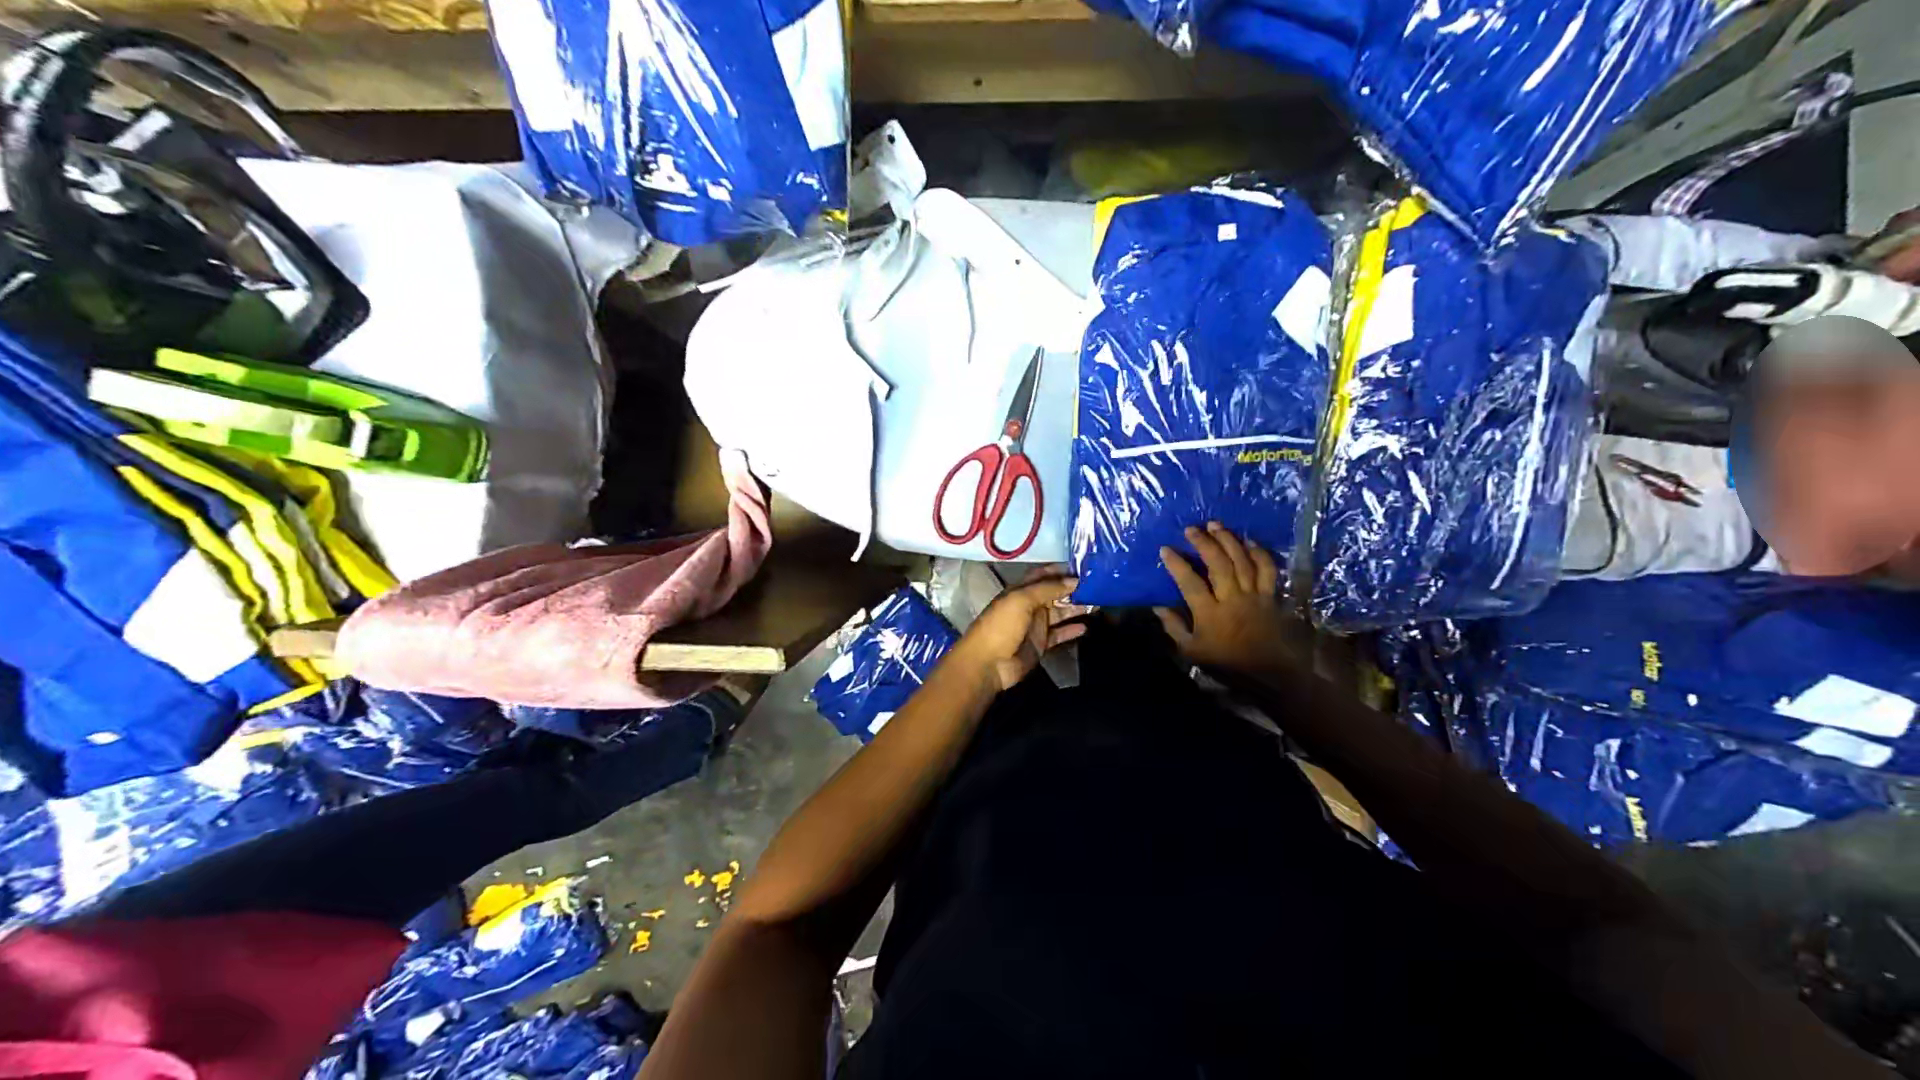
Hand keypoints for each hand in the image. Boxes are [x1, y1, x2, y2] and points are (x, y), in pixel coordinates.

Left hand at [951, 565, 1090, 691]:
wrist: (989, 663)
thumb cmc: (1002, 626)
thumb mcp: (1022, 600)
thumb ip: (1047, 589)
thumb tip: (1073, 581)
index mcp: (1020, 590)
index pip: (1043, 575)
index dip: (1060, 571)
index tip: (1083, 568)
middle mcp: (1029, 605)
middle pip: (1054, 594)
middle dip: (1073, 590)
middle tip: (1098, 586)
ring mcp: (1035, 625)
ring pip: (1060, 613)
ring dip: (1076, 608)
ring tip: (1098, 604)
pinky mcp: (1041, 644)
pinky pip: (1059, 634)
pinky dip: (1072, 630)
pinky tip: (1086, 626)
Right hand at [1156, 523, 1306, 673]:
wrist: (1270, 674)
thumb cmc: (1227, 664)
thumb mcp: (1191, 652)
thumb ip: (1174, 627)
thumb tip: (1158, 607)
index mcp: (1210, 614)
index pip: (1190, 582)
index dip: (1177, 564)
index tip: (1166, 549)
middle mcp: (1232, 599)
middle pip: (1218, 564)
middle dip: (1204, 543)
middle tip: (1191, 529)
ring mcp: (1254, 595)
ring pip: (1242, 561)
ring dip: (1228, 540)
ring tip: (1216, 525)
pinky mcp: (1271, 596)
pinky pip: (1267, 570)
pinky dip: (1259, 553)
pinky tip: (1248, 541)